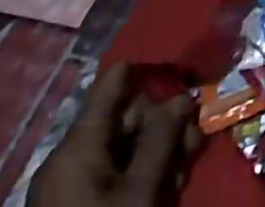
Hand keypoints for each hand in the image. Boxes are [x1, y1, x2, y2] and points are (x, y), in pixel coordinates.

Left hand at [29, 63, 201, 206]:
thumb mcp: (142, 192)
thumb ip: (163, 139)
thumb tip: (182, 97)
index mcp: (77, 145)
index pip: (112, 83)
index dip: (147, 72)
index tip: (182, 72)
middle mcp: (69, 156)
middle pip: (123, 117)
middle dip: (163, 123)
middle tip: (195, 142)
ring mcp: (69, 185)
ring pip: (122, 147)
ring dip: (158, 151)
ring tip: (184, 169)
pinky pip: (111, 173)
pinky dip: (139, 173)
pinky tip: (164, 187)